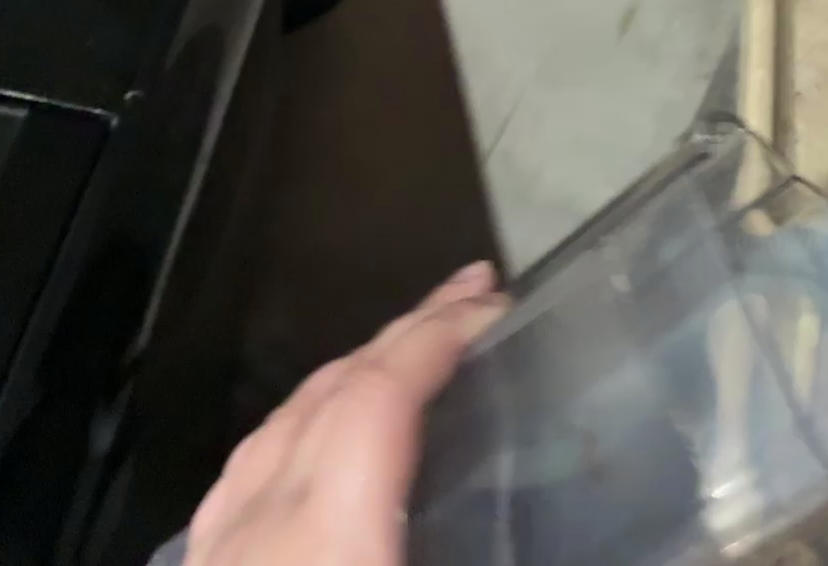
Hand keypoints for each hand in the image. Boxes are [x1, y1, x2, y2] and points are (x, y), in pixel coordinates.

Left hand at [184, 262, 507, 565]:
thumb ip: (501, 557)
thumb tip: (607, 530)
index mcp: (331, 544)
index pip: (379, 398)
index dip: (439, 333)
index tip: (498, 304)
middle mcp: (263, 530)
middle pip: (336, 389)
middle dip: (414, 324)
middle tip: (478, 289)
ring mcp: (220, 550)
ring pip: (289, 418)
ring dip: (365, 358)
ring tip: (418, 335)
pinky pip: (250, 465)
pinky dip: (306, 412)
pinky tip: (325, 415)